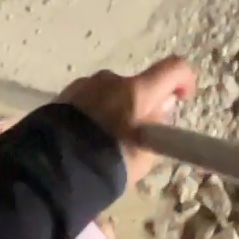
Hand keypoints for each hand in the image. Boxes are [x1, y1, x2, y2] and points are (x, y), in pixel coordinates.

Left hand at [59, 58, 196, 188]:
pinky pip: (87, 99)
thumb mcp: (144, 155)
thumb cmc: (108, 164)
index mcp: (136, 91)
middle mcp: (110, 80)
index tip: (182, 98)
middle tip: (132, 136)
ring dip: (113, 109)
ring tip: (102, 141)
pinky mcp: (62, 95)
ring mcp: (83, 85)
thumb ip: (157, 126)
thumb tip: (161, 107)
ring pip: (108, 93)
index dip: (184, 80)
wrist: (54, 169)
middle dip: (139, 106)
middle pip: (136, 86)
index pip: (173, 69)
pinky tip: (83, 137)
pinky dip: (92, 113)